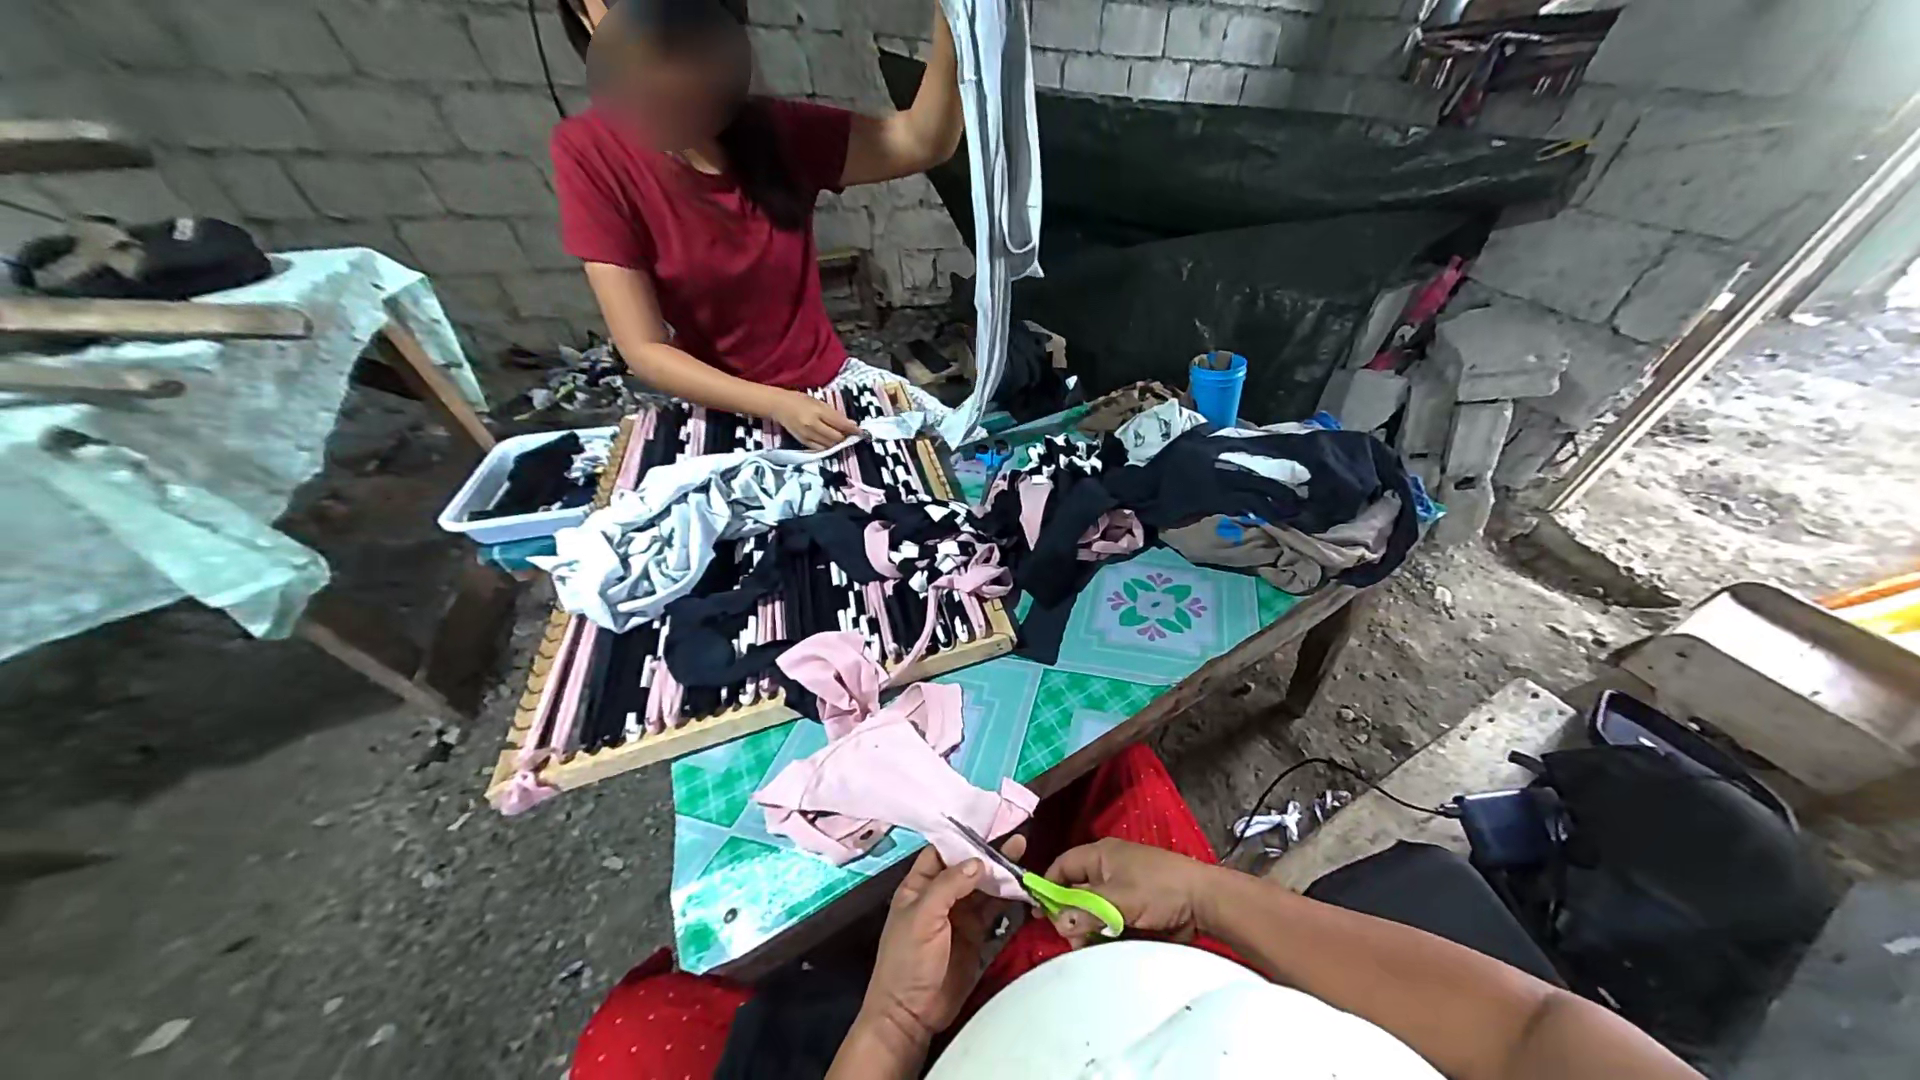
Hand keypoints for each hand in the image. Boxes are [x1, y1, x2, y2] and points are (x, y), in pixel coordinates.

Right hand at [770, 389, 860, 449]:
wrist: (779, 406)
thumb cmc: (800, 400)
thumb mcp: (819, 402)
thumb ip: (835, 414)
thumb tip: (851, 424)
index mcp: (818, 412)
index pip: (840, 424)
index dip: (852, 430)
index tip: (860, 432)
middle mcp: (813, 425)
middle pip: (836, 438)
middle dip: (845, 437)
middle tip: (848, 434)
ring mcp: (807, 435)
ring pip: (829, 445)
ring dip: (837, 443)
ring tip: (838, 437)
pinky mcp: (803, 442)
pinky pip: (820, 448)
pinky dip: (827, 446)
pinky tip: (829, 441)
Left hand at [857, 836, 1026, 1051]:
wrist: (910, 1015)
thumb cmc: (907, 959)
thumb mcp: (923, 916)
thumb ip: (950, 885)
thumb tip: (979, 861)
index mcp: (920, 885)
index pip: (942, 852)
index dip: (963, 838)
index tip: (989, 824)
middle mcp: (940, 895)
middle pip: (968, 868)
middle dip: (990, 855)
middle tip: (1017, 841)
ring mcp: (959, 915)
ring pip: (984, 888)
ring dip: (1002, 875)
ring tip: (1024, 858)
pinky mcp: (975, 936)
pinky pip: (993, 911)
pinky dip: (1008, 899)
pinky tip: (1022, 888)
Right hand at [1043, 838, 1218, 947]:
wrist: (1205, 901)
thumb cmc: (1159, 889)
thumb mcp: (1119, 900)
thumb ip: (1087, 910)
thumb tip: (1058, 921)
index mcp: (1100, 855)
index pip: (1063, 866)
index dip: (1049, 886)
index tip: (1039, 912)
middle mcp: (1108, 868)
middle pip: (1076, 891)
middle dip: (1071, 915)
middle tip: (1071, 939)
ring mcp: (1123, 888)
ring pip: (1094, 909)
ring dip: (1089, 928)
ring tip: (1089, 947)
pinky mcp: (1136, 907)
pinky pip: (1111, 920)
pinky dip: (1106, 933)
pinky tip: (1106, 947)